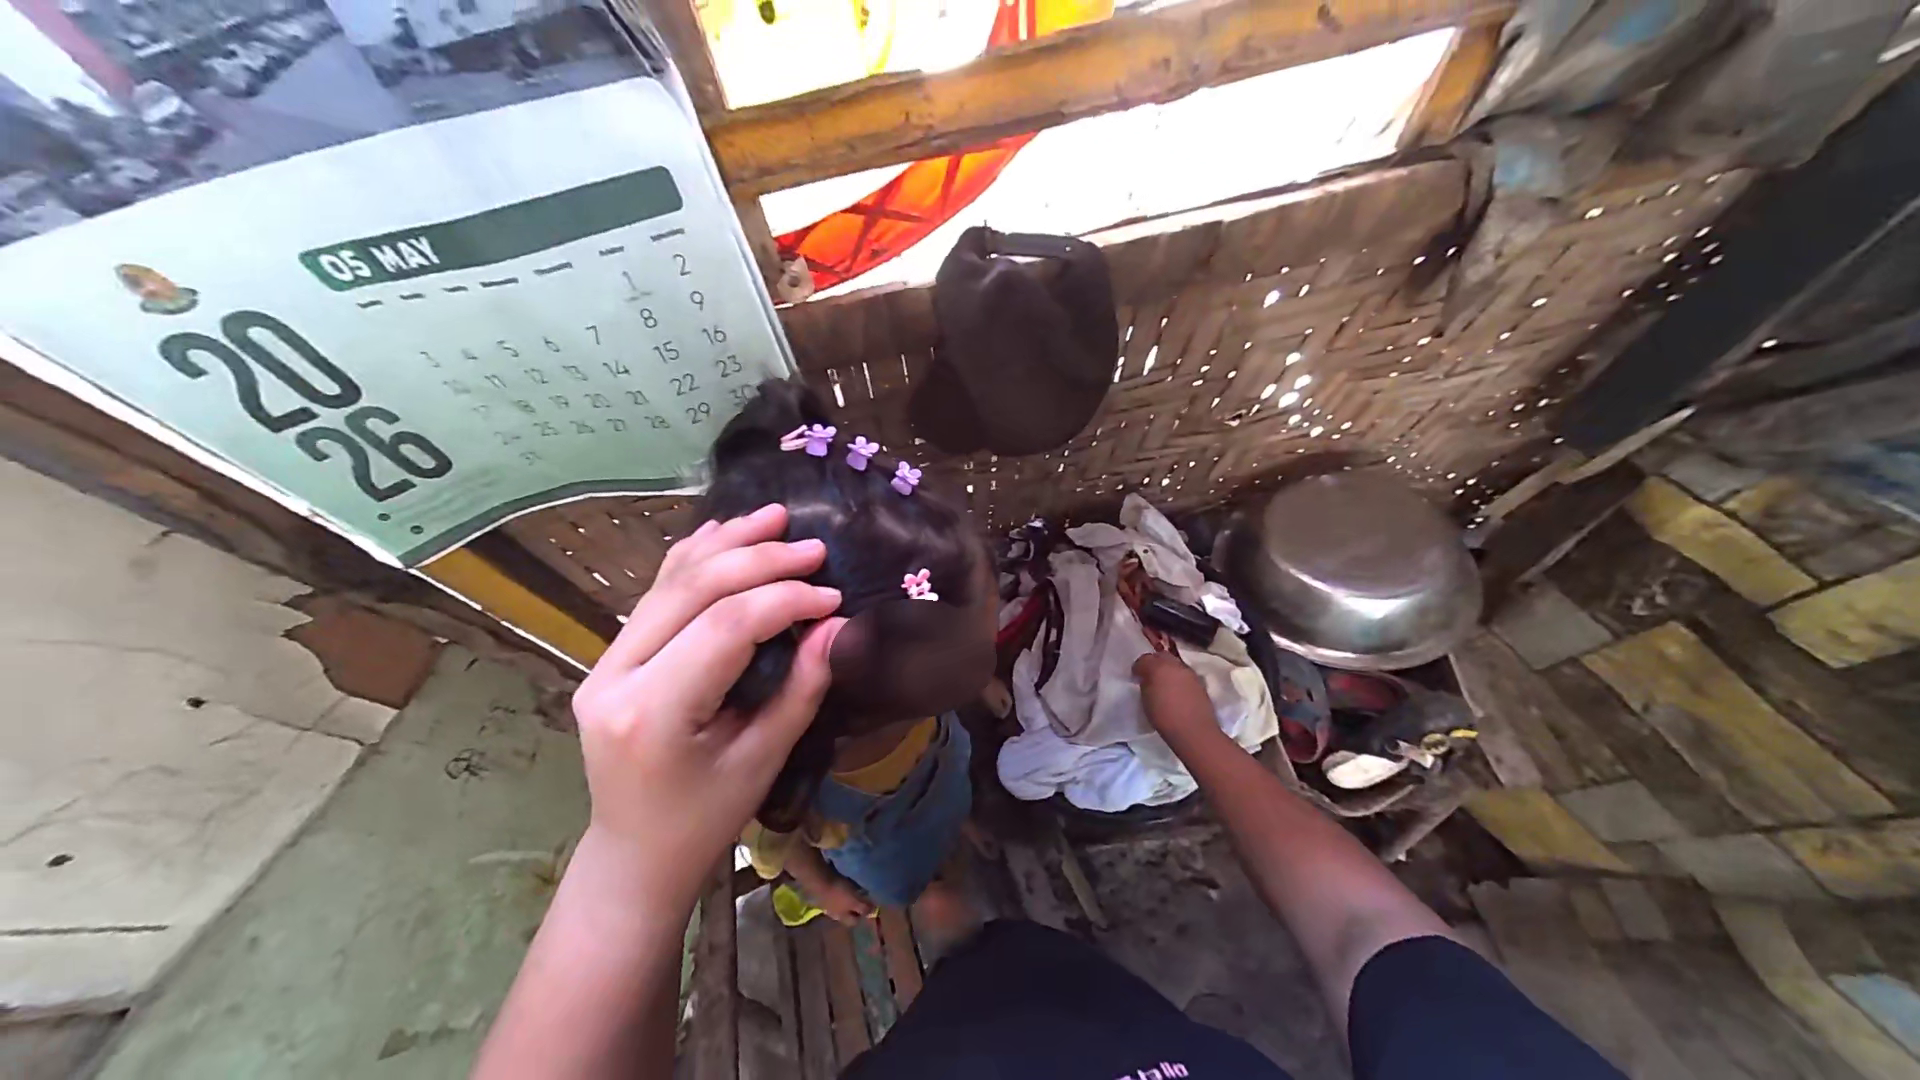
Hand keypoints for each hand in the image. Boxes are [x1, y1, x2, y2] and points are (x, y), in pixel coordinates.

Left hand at [570, 504, 845, 893]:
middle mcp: (614, 677)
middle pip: (692, 591)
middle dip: (758, 560)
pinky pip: (655, 594)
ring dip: (726, 544)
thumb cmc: (705, 819)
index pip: (724, 628)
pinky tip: (722, 532)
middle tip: (813, 546)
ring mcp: (603, 662)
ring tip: (774, 517)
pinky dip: (693, 558)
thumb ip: (802, 688)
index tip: (832, 596)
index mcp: (651, 714)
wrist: (635, 853)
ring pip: (668, 582)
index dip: (784, 600)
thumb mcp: (763, 760)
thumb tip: (838, 624)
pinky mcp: (610, 657)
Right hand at [808, 878, 873, 924]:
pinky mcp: (822, 892)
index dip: (862, 915)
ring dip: (847, 896)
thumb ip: (864, 908)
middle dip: (854, 905)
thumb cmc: (839, 892)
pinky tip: (844, 880)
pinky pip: (834, 891)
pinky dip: (840, 887)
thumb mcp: (854, 901)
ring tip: (854, 885)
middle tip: (862, 894)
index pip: (854, 921)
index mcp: (841, 917)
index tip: (869, 906)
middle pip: (846, 912)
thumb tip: (873, 913)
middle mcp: (833, 913)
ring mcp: (826, 903)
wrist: (818, 880)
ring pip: (839, 902)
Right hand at [1132, 650, 1212, 737]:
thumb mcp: (1145, 700)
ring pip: (1175, 664)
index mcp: (1157, 667)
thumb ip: (1145, 684)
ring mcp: (1190, 673)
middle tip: (1150, 677)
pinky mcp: (1200, 683)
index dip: (1139, 667)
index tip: (1136, 677)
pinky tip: (1177, 691)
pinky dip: (1179, 679)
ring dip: (1168, 670)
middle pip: (1162, 656)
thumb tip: (1146, 679)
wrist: (1194, 731)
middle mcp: (1175, 665)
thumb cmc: (1164, 717)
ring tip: (1164, 685)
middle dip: (1155, 663)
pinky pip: (1185, 675)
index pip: (1143, 659)